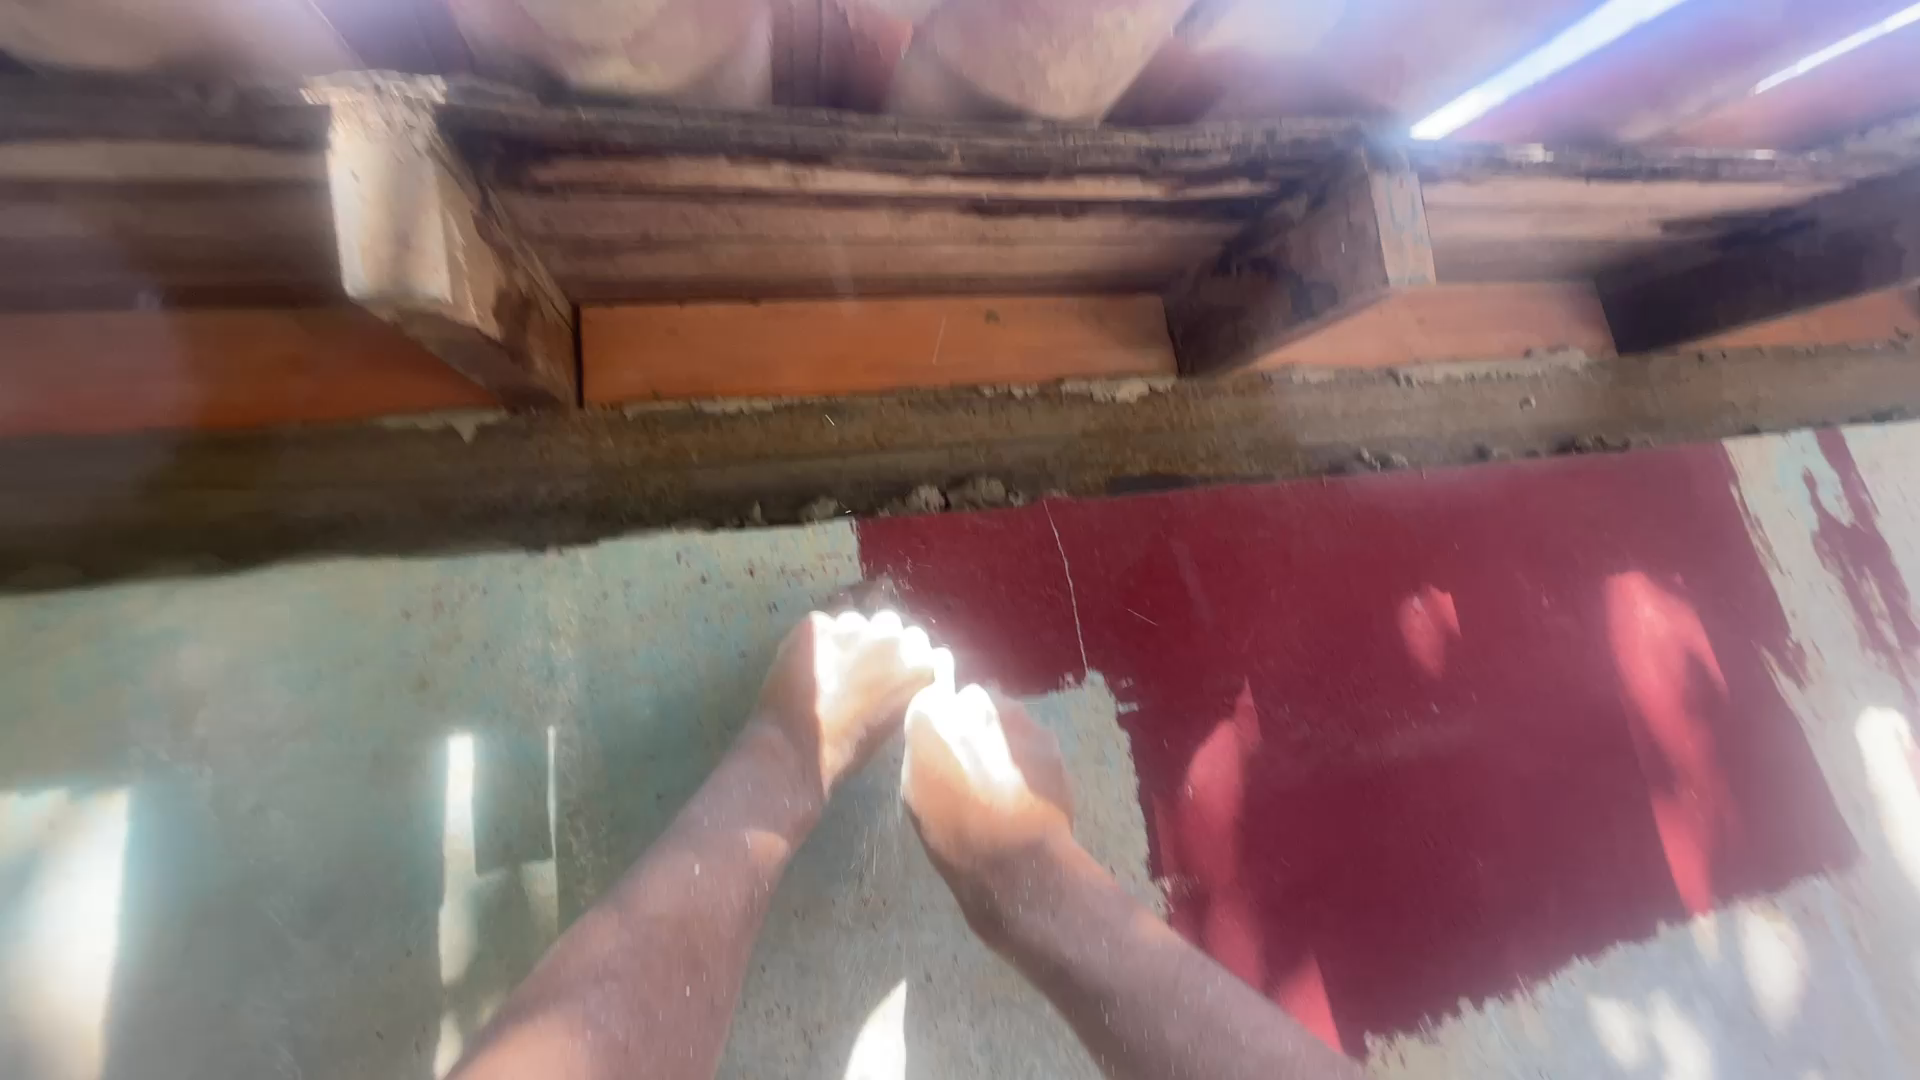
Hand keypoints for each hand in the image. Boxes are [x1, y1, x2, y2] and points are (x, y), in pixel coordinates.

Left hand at [754, 608, 947, 799]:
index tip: (891, 669)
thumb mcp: (896, 719)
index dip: (905, 655)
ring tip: (830, 665)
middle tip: (860, 665)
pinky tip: (806, 665)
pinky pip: (821, 626)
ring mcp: (855, 626)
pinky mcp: (818, 623)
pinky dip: (815, 641)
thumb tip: (899, 675)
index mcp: (920, 665)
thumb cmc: (851, 746)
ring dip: (848, 637)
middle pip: (891, 624)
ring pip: (855, 620)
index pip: (922, 644)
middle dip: (878, 640)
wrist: (797, 748)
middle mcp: (894, 637)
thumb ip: (905, 686)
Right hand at [901, 683, 1077, 942]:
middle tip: (974, 759)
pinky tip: (1027, 786)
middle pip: (973, 698)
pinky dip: (1029, 754)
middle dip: (974, 721)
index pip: (932, 697)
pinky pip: (1031, 736)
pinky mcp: (1048, 735)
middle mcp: (975, 701)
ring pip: (1006, 715)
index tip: (943, 742)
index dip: (939, 720)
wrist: (1016, 858)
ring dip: (1003, 735)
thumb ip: (923, 750)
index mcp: (931, 714)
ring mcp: (1017, 716)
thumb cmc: (953, 832)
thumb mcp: (914, 793)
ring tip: (1004, 777)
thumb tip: (935, 738)